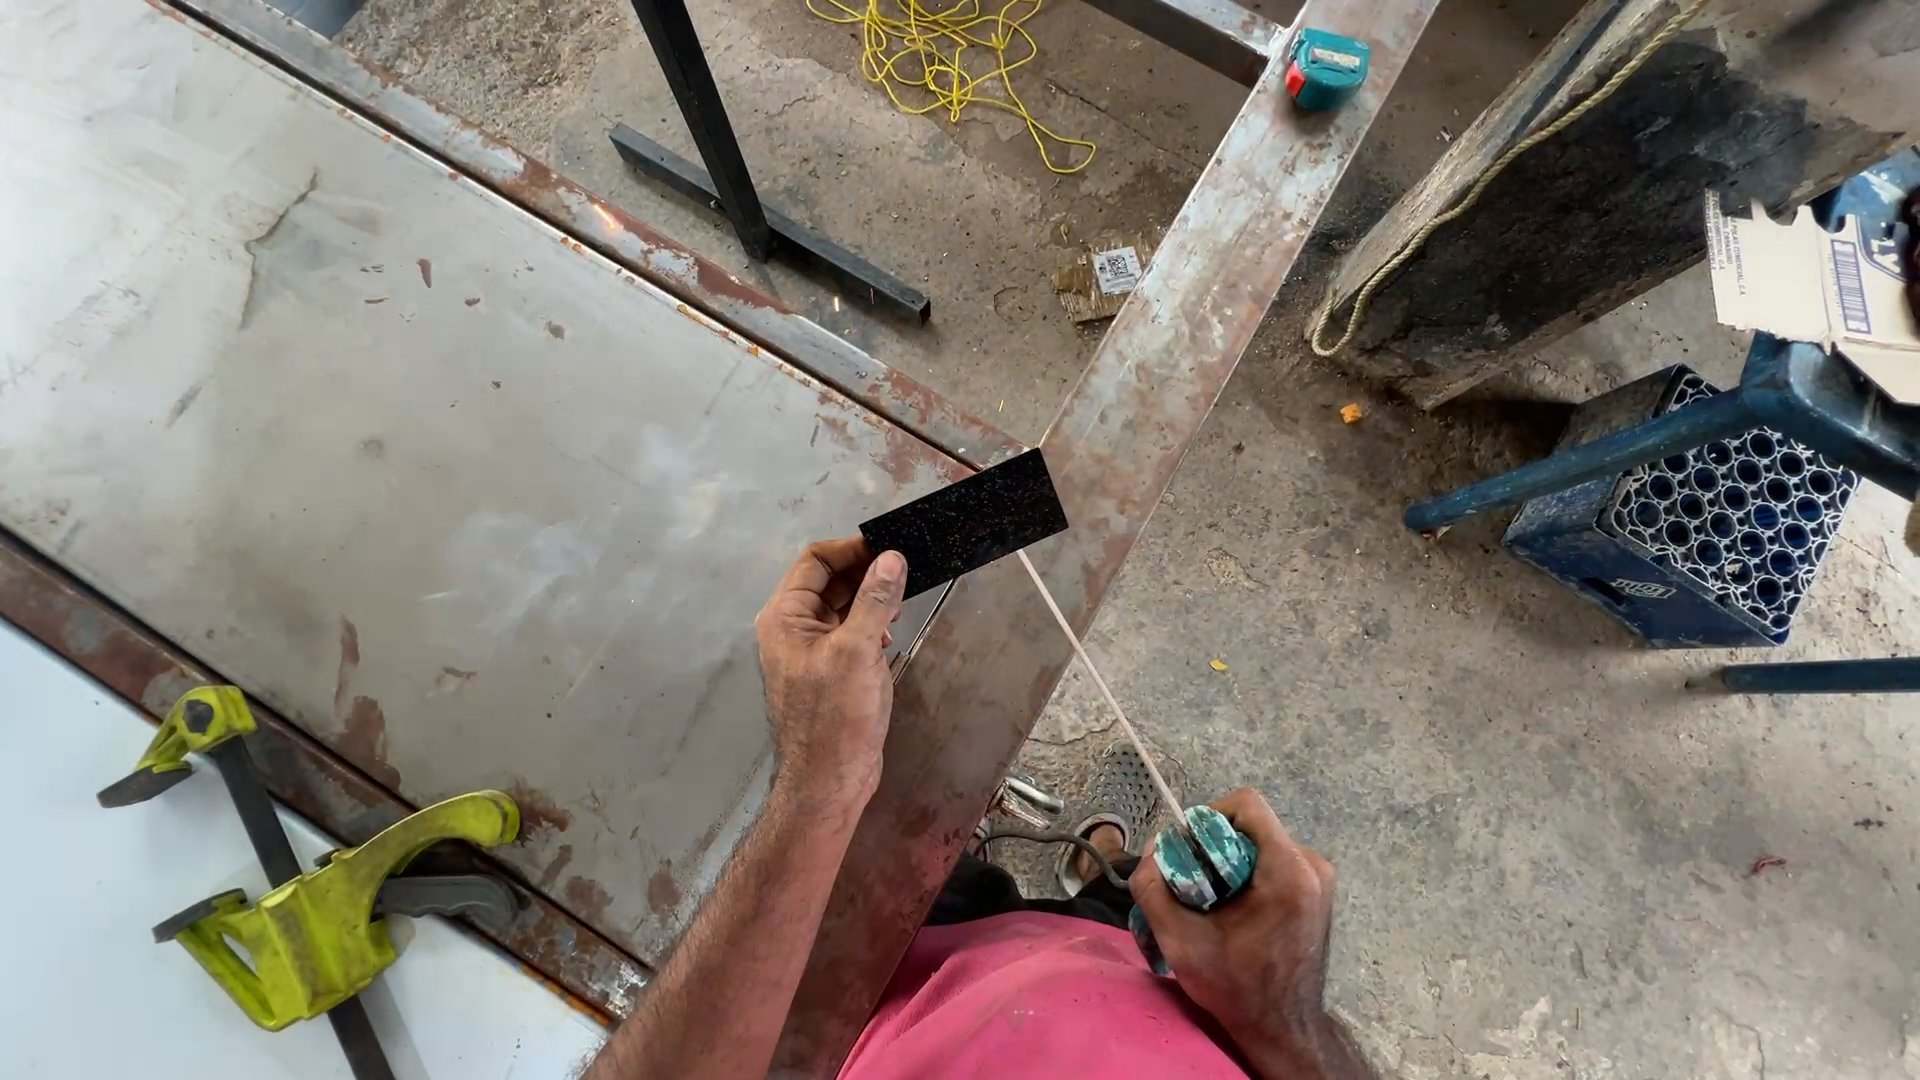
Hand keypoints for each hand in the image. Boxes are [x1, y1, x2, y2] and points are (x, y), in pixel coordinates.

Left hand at [754, 536, 906, 809]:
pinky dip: (869, 625)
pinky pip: (848, 632)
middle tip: (902, 573)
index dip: (850, 549)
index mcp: (784, 617)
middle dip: (864, 574)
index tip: (888, 547)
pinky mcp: (830, 670)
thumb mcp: (857, 650)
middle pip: (827, 582)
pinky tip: (888, 635)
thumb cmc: (836, 714)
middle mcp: (792, 628)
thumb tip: (891, 558)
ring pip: (840, 607)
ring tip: (898, 603)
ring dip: (869, 600)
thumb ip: (875, 600)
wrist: (830, 780)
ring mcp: (810, 650)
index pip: (814, 561)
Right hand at [1130, 789, 1351, 1072]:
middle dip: (1213, 844)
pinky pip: (1270, 855)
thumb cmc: (1236, 989)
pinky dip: (1244, 870)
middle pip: (1249, 822)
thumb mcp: (1179, 940)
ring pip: (1256, 839)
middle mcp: (1312, 865)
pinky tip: (1232, 907)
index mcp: (1289, 872)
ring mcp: (1319, 876)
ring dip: (1226, 859)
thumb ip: (1152, 886)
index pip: (1246, 804)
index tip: (1189, 851)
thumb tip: (1151, 849)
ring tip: (1211, 899)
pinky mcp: (1316, 888)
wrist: (1283, 1031)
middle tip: (1193, 882)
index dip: (1208, 817)